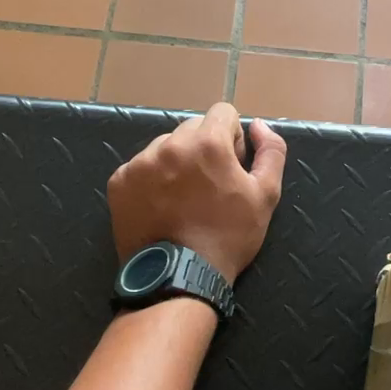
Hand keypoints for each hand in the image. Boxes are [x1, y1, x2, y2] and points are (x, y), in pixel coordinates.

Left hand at [106, 102, 287, 281]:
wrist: (178, 277)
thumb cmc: (229, 236)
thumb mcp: (266, 196)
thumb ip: (271, 151)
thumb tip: (258, 125)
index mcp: (207, 142)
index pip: (224, 112)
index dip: (233, 137)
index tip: (232, 165)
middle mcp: (170, 144)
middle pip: (193, 128)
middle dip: (205, 147)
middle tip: (210, 185)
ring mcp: (140, 162)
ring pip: (166, 146)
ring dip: (177, 161)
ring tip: (183, 198)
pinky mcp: (119, 181)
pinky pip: (141, 167)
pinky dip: (152, 180)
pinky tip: (161, 206)